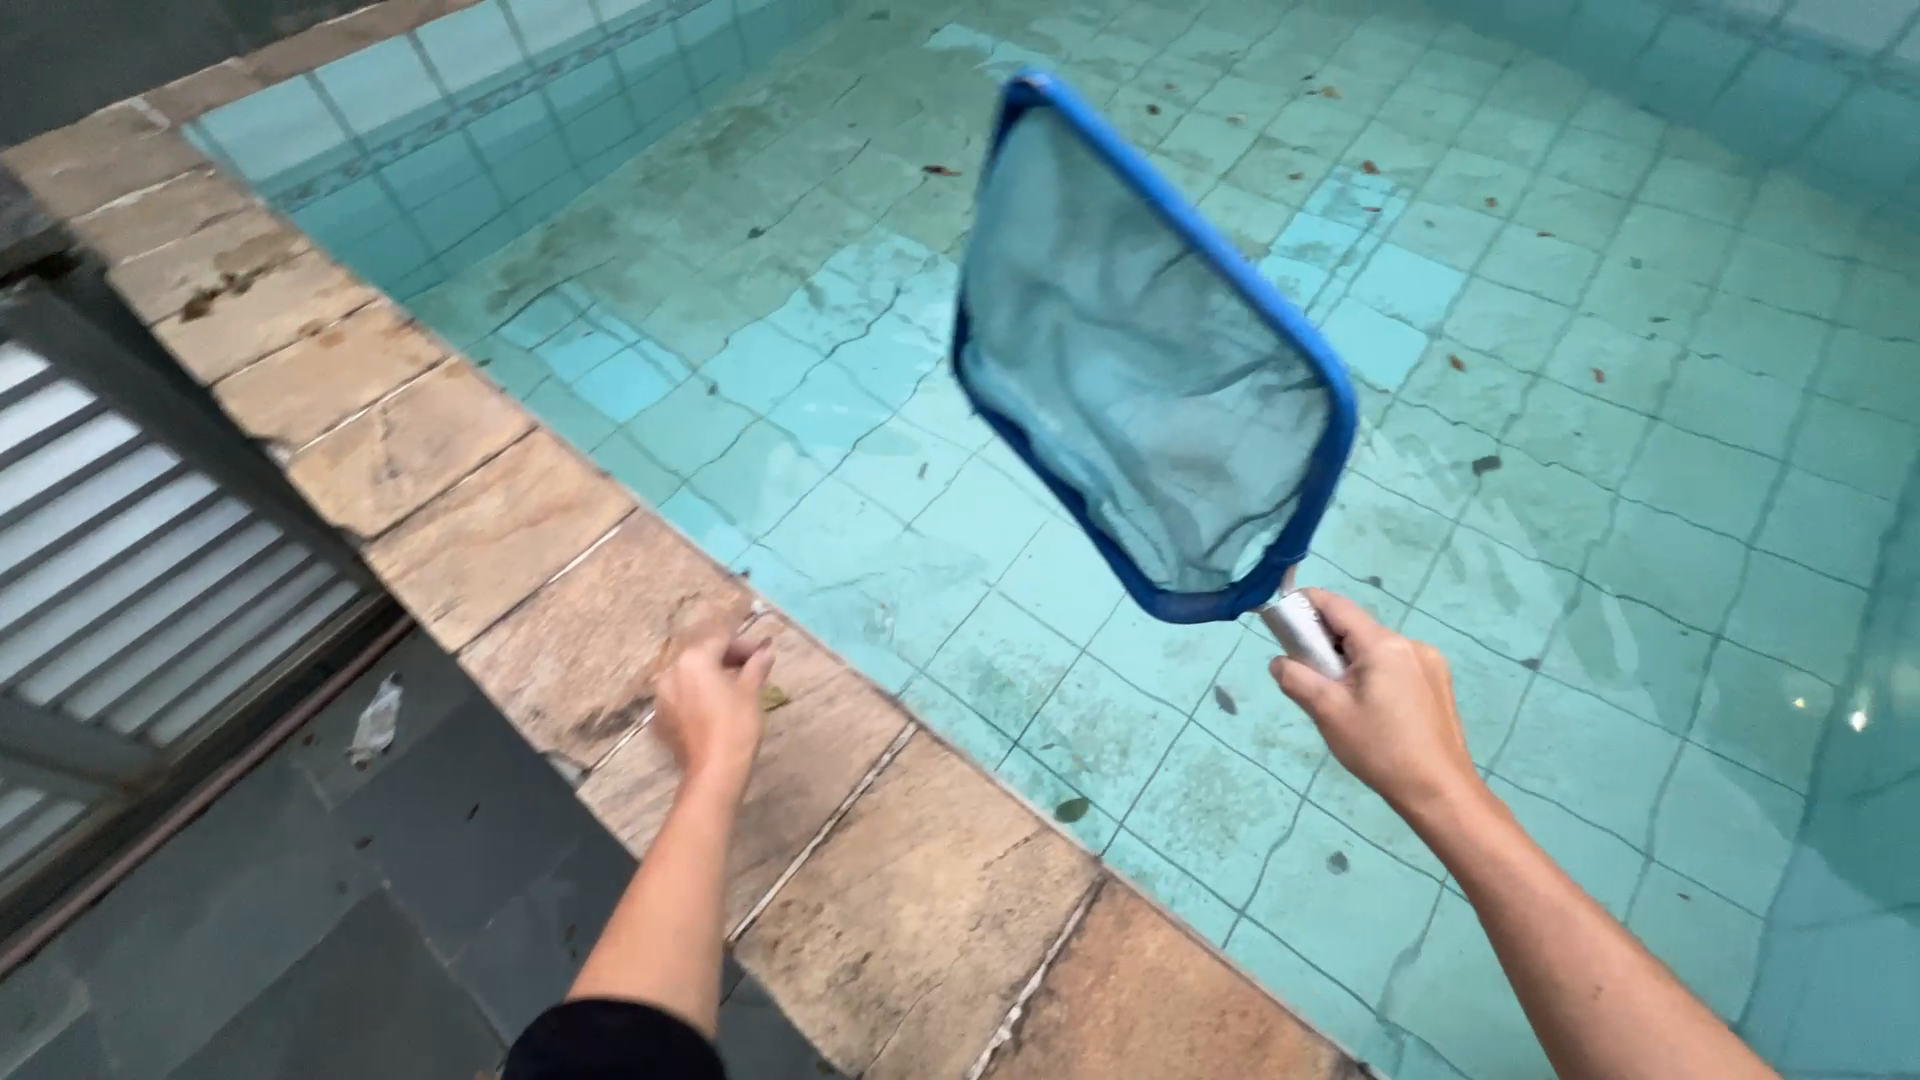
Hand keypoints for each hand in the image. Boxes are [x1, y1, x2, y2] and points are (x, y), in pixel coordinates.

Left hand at [650, 628, 774, 791]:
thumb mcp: (751, 691)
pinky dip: (697, 695)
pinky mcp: (661, 719)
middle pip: (701, 655)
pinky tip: (715, 707)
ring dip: (711, 676)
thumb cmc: (736, 724)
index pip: (721, 639)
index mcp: (694, 660)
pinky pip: (681, 696)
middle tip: (750, 669)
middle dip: (726, 658)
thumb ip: (756, 666)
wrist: (715, 770)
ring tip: (733, 687)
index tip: (762, 655)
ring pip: (689, 676)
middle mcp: (672, 672)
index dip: (744, 645)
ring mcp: (662, 697)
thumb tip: (765, 652)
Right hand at [1269, 589, 1483, 816]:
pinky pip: (1393, 664)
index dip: (1306, 602)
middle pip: (1355, 628)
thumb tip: (1279, 662)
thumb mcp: (1327, 712)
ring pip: (1374, 648)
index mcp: (1383, 645)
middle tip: (1305, 671)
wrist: (1439, 792)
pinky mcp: (1437, 683)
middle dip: (1324, 641)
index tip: (1281, 614)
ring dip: (1348, 660)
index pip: (1336, 606)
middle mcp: (1410, 644)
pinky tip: (1368, 706)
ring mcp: (1429, 663)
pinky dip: (1371, 672)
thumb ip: (1295, 678)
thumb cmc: (1379, 749)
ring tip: (1338, 698)